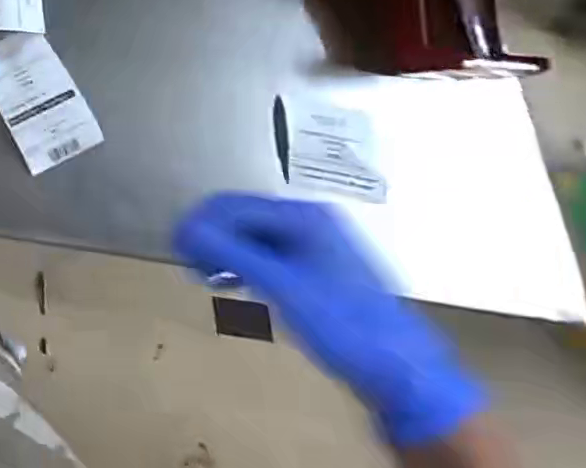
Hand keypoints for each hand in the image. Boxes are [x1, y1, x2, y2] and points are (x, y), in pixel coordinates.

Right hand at [173, 193, 486, 448]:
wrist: (408, 381)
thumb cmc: (346, 327)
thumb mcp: (281, 287)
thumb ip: (230, 252)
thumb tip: (186, 228)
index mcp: (303, 216)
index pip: (233, 205)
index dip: (201, 222)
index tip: (177, 245)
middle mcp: (309, 222)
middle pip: (241, 217)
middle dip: (211, 236)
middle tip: (189, 262)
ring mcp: (315, 246)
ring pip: (252, 236)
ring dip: (224, 251)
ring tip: (206, 274)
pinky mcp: (316, 270)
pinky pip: (265, 254)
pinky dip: (243, 264)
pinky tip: (233, 282)